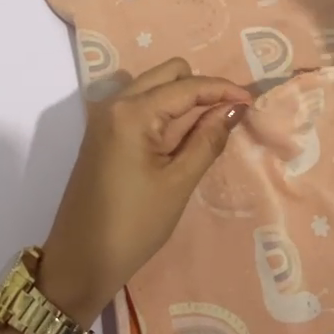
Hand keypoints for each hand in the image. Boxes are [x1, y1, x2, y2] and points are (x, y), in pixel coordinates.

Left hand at [36, 59, 250, 319]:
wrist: (80, 260)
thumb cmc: (133, 225)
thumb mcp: (178, 183)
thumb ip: (207, 140)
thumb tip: (234, 108)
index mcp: (132, 112)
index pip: (186, 86)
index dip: (222, 89)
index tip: (252, 101)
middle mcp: (114, 103)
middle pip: (167, 73)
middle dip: (200, 87)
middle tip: (228, 114)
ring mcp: (104, 117)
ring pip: (152, 85)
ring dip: (181, 97)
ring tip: (208, 126)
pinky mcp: (101, 133)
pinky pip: (139, 104)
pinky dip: (163, 110)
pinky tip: (181, 136)